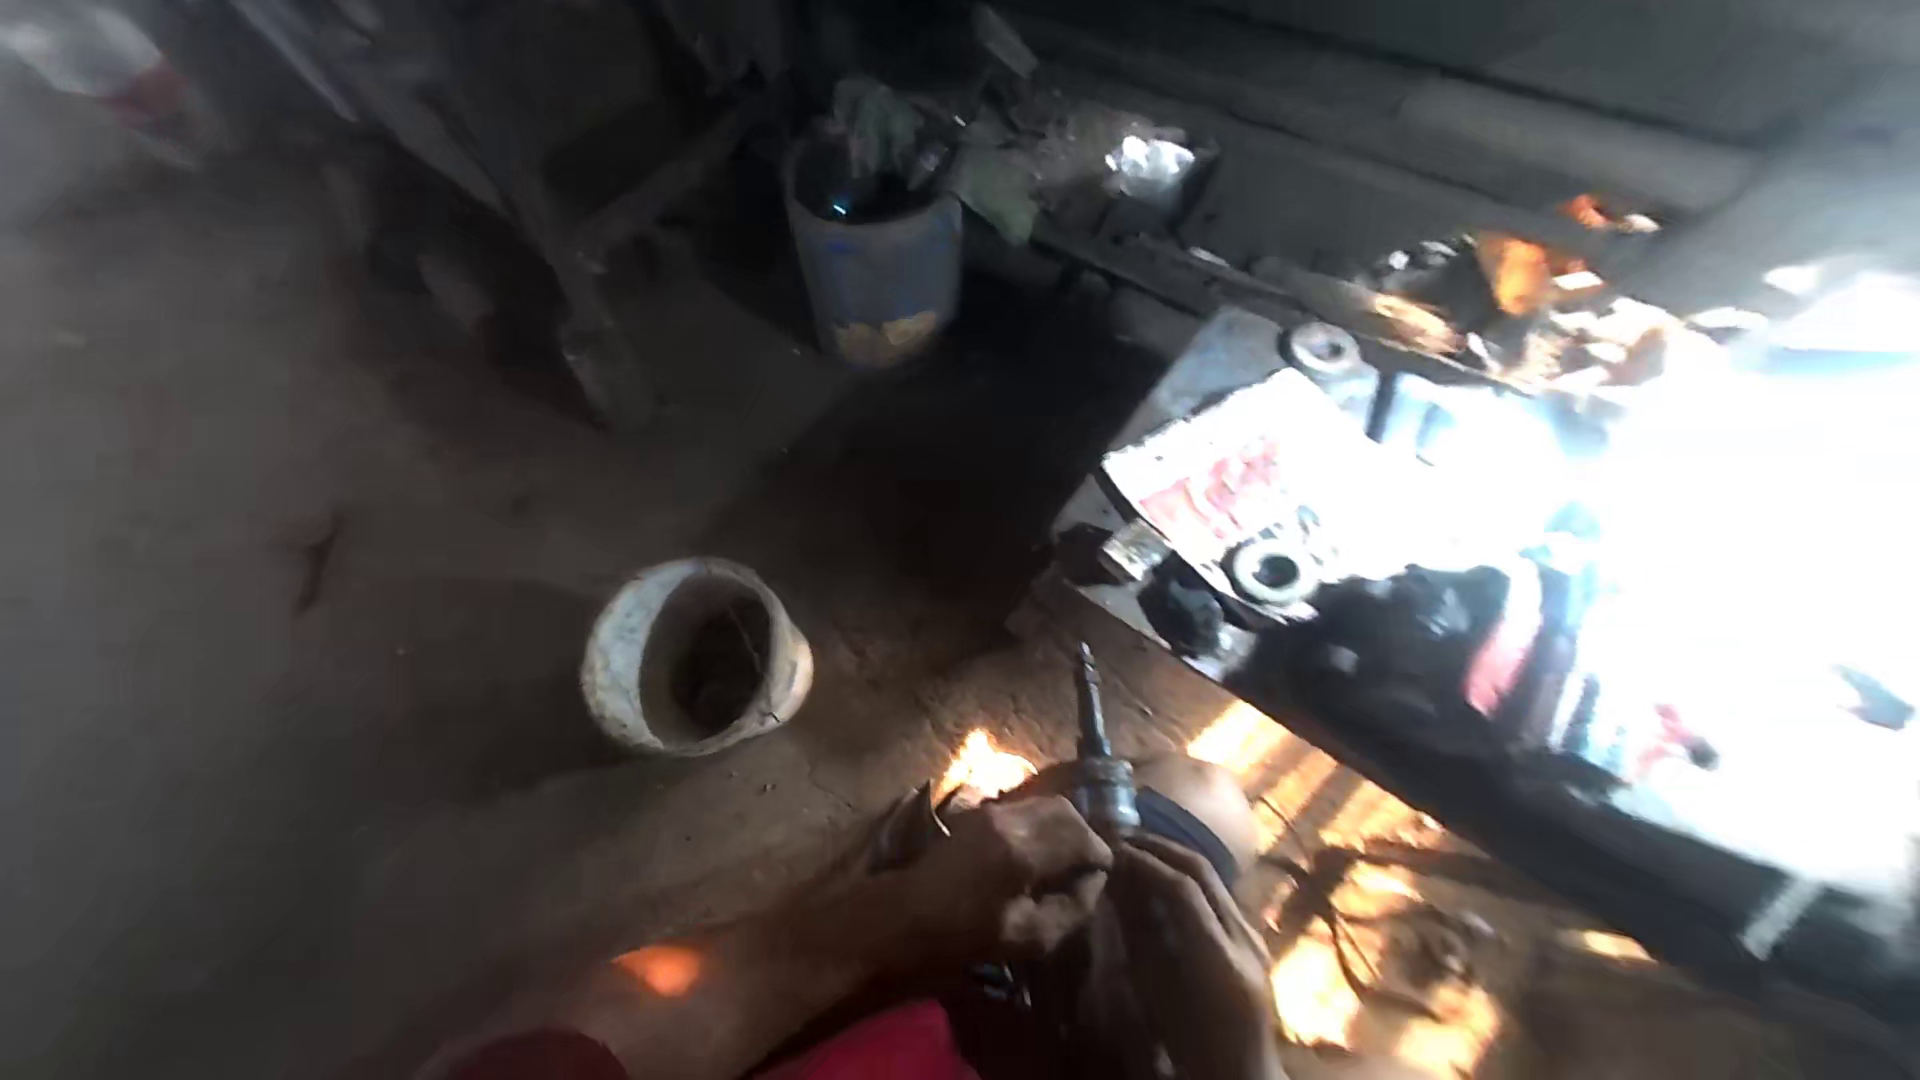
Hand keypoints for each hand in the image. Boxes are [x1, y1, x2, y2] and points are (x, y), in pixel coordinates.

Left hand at [901, 795, 1112, 961]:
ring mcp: (991, 810)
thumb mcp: (1030, 938)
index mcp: (1021, 851)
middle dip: (1085, 832)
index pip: (1078, 836)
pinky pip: (1025, 804)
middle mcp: (1009, 819)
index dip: (1099, 853)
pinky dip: (1044, 818)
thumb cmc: (968, 936)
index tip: (1105, 871)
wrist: (911, 916)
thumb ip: (1071, 908)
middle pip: (1064, 809)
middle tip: (1091, 861)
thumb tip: (1094, 880)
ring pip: (1044, 802)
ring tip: (1069, 853)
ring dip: (1065, 822)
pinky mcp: (980, 811)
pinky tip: (1043, 845)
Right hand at [1109, 834, 1283, 1079]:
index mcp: (1221, 962)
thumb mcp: (1155, 994)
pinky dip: (1186, 874)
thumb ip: (1138, 936)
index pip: (1182, 889)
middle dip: (1159, 847)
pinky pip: (1217, 891)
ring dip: (1173, 855)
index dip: (1145, 862)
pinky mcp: (1254, 938)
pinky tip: (1163, 873)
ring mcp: (1255, 937)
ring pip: (1212, 876)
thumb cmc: (1188, 1045)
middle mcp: (1245, 941)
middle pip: (1201, 871)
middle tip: (1123, 836)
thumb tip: (1114, 886)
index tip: (1114, 849)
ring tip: (1139, 846)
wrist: (1240, 1077)